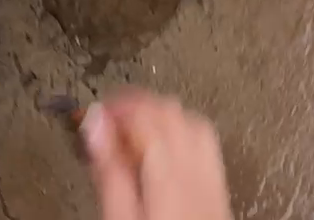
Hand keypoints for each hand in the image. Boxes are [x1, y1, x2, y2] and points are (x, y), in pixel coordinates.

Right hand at [81, 89, 233, 219]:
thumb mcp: (119, 218)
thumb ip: (107, 169)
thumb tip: (93, 122)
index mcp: (168, 177)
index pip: (144, 113)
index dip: (116, 105)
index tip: (95, 115)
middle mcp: (196, 174)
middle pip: (170, 111)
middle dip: (136, 106)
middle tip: (110, 121)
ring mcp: (213, 184)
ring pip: (193, 122)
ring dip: (161, 115)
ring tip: (135, 129)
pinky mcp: (219, 196)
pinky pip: (206, 145)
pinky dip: (182, 133)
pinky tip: (166, 149)